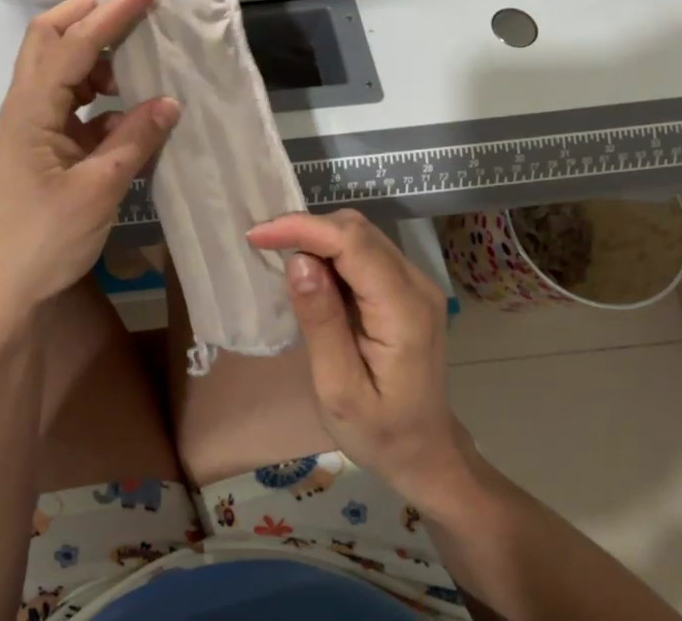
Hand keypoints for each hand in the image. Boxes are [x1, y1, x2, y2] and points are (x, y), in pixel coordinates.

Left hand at [0, 0, 181, 314]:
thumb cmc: (46, 242)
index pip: (73, 45)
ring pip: (60, 72)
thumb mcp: (98, 190)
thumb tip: (169, 102)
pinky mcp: (42, 149)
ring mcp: (30, 129)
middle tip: (134, 8)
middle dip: (88, 17)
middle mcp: (24, 109)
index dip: (111, 14)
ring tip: (138, 61)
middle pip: (48, 41)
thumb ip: (134, 140)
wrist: (9, 294)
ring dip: (95, 58)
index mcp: (29, 110)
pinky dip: (100, 99)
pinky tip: (131, 111)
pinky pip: (71, 107)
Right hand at [247, 210, 472, 504]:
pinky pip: (364, 251)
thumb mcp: (338, 389)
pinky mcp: (405, 289)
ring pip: (360, 234)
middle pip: (358, 230)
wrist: (425, 453)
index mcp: (404, 312)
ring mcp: (415, 285)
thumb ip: (321, 322)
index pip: (353, 244)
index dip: (303, 229)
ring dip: (316, 237)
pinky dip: (330, 250)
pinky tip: (308, 272)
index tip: (256, 237)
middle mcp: (417, 286)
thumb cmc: (379, 431)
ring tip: (278, 257)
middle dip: (306, 228)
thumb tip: (299, 262)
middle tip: (262, 248)